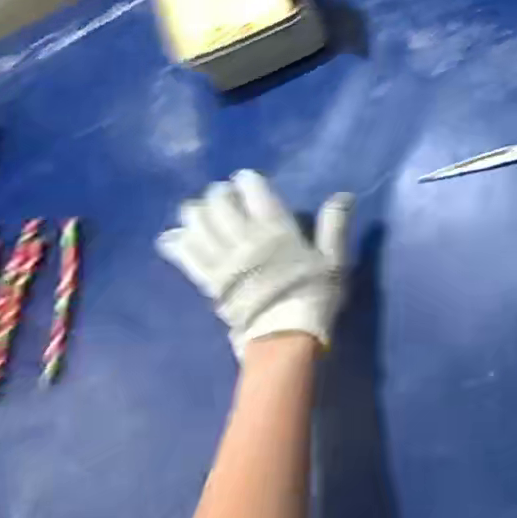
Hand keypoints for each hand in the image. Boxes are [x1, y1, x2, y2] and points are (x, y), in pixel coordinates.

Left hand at [156, 170, 353, 358]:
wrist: (284, 338)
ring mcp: (222, 259)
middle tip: (223, 195)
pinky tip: (172, 236)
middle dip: (219, 194)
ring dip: (196, 212)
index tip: (247, 179)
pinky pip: (186, 255)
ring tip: (200, 211)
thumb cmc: (313, 296)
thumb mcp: (334, 260)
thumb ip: (334, 226)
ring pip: (199, 224)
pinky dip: (177, 242)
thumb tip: (344, 195)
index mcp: (276, 228)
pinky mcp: (208, 280)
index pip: (254, 191)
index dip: (247, 180)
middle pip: (220, 203)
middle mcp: (244, 237)